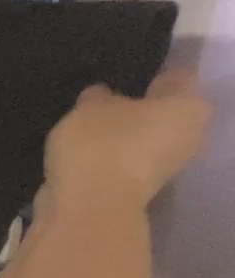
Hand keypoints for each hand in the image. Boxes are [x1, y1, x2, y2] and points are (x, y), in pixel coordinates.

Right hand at [41, 69, 208, 215]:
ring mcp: (171, 160)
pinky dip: (112, 155)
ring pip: (147, 136)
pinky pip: (130, 159)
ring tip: (85, 134)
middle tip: (98, 108)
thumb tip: (105, 95)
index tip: (118, 78)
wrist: (91, 202)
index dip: (146, 74)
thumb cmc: (99, 144)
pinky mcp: (146, 182)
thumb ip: (98, 96)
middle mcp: (192, 130)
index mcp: (189, 104)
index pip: (174, 76)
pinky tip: (86, 155)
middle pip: (163, 110)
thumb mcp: (88, 108)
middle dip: (135, 108)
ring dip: (123, 134)